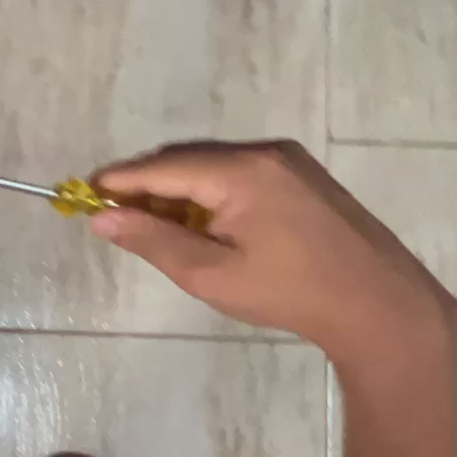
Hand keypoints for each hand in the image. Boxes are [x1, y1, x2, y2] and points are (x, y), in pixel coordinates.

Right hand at [88, 140, 456, 364]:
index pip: (160, 167)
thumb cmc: (285, 291)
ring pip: (205, 164)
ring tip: (147, 226)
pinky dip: (199, 191)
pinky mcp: (296, 175)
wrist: (377, 303)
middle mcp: (263, 153)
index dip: (117, 181)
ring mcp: (285, 161)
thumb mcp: (206, 272)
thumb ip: (150, 240)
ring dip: (169, 189)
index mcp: (241, 173)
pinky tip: (191, 223)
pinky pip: (230, 172)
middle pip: (182, 159)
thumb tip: (100, 218)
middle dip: (141, 185)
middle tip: (110, 218)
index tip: (80, 197)